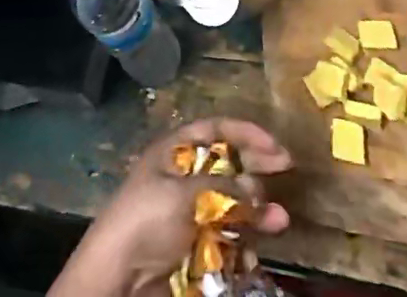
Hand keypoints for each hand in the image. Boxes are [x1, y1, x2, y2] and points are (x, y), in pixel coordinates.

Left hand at [52, 118, 291, 296]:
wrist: (119, 276)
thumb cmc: (147, 219)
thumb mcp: (184, 194)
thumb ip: (223, 188)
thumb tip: (255, 187)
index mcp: (175, 152)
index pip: (214, 130)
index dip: (244, 132)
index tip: (273, 143)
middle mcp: (185, 178)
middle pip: (228, 164)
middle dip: (256, 166)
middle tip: (286, 168)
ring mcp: (191, 212)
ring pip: (233, 204)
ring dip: (257, 210)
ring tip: (279, 219)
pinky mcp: (196, 246)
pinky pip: (228, 238)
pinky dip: (244, 242)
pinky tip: (255, 249)